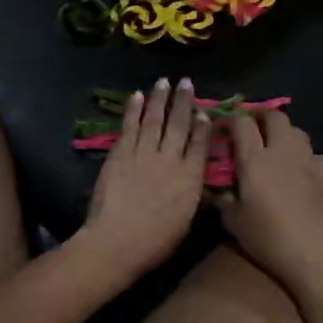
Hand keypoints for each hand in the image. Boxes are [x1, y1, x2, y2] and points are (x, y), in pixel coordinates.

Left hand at [78, 78, 210, 275]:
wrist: (118, 239)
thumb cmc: (155, 241)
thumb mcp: (185, 220)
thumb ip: (192, 196)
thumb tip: (198, 183)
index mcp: (191, 179)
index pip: (201, 145)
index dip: (202, 126)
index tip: (203, 110)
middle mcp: (170, 160)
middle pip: (179, 125)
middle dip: (183, 102)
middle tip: (185, 82)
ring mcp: (144, 154)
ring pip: (154, 120)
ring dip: (159, 99)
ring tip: (164, 81)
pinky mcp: (120, 154)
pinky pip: (129, 126)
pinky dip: (133, 109)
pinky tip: (137, 95)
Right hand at [217, 111, 322, 322]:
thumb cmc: (273, 238)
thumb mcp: (235, 223)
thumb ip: (222, 201)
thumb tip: (213, 191)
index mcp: (255, 159)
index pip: (241, 122)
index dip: (228, 120)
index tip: (218, 129)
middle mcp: (285, 152)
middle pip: (275, 117)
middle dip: (259, 117)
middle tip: (247, 128)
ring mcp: (313, 163)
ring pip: (299, 134)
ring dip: (284, 135)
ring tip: (274, 150)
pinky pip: (316, 157)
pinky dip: (305, 159)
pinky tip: (301, 176)